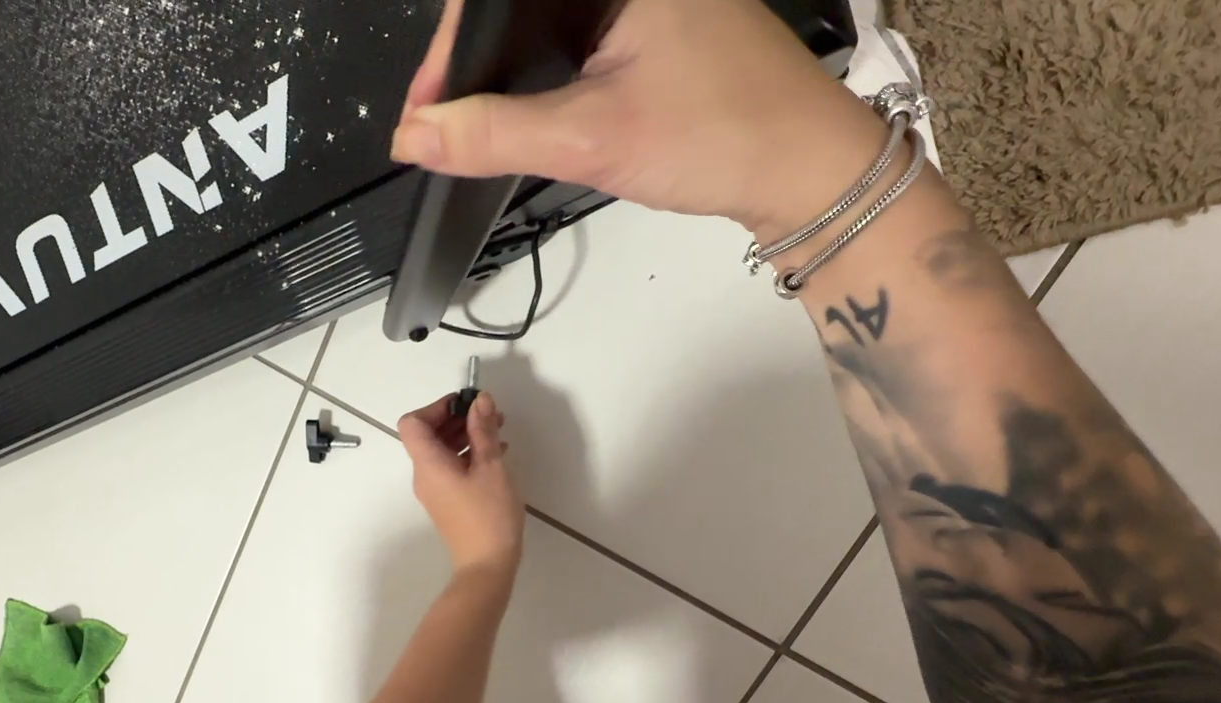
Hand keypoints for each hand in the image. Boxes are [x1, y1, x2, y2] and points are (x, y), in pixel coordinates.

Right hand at [391, 0, 888, 234]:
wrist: (803, 168)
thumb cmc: (719, 134)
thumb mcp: (590, 136)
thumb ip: (495, 135)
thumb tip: (417, 137)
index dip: (450, 50)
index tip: (422, 111)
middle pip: (516, 9)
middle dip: (471, 68)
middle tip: (438, 127)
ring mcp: (641, 3)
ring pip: (543, 29)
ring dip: (504, 79)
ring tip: (469, 128)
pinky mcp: (652, 29)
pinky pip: (575, 45)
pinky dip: (543, 82)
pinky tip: (524, 115)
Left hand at [399, 392, 523, 576]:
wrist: (487, 565)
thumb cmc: (489, 514)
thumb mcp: (491, 466)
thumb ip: (483, 430)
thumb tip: (480, 400)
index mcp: (428, 463)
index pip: (413, 423)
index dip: (437, 407)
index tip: (466, 405)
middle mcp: (424, 475)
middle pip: (428, 434)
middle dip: (457, 418)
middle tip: (489, 414)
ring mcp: (434, 490)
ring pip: (442, 451)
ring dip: (466, 435)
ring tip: (498, 430)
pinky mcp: (447, 501)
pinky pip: (451, 467)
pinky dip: (468, 454)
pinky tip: (496, 453)